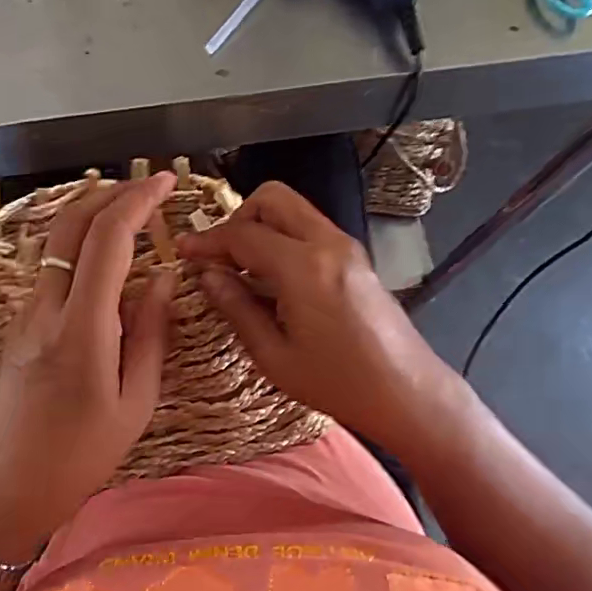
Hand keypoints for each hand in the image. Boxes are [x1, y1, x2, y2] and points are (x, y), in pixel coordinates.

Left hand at [0, 174, 178, 562]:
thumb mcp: (135, 402)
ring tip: (133, 214)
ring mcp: (25, 315)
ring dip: (92, 216)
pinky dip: (80, 247)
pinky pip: (52, 270)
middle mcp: (46, 310)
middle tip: (148, 188)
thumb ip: (151, 333)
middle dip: (110, 193)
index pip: (107, 240)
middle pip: (71, 226)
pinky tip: (107, 258)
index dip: (137, 201)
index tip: (164, 183)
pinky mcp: (18, 325)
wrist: (7, 486)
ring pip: (56, 244)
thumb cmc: (81, 456)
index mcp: (82, 330)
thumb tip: (163, 278)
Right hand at [177, 182, 454, 453]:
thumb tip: (208, 276)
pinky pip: (311, 231)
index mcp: (303, 267)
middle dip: (238, 219)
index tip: (184, 252)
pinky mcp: (357, 259)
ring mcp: (347, 247)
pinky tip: (272, 280)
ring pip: (294, 211)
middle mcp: (327, 244)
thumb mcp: (274, 356)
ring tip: (241, 270)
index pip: (243, 234)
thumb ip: (237, 308)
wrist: (407, 392)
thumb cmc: (338, 384)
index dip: (208, 241)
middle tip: (220, 256)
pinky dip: (284, 240)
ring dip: (262, 228)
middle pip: (273, 198)